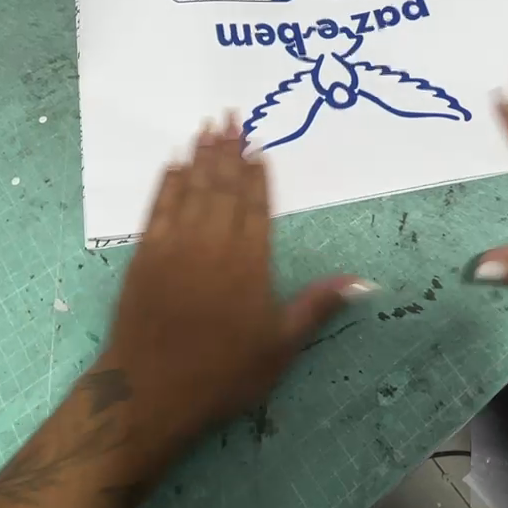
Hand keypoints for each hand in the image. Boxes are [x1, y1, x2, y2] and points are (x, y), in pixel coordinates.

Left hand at [102, 117, 375, 446]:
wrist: (150, 392)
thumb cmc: (222, 373)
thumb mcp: (280, 347)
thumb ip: (316, 305)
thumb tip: (362, 280)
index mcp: (249, 262)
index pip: (256, 205)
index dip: (257, 173)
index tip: (257, 145)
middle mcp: (213, 242)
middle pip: (224, 186)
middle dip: (228, 149)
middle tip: (231, 115)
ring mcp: (176, 244)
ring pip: (192, 188)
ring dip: (201, 155)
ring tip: (208, 126)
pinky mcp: (145, 252)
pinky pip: (159, 205)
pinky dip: (168, 181)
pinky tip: (175, 162)